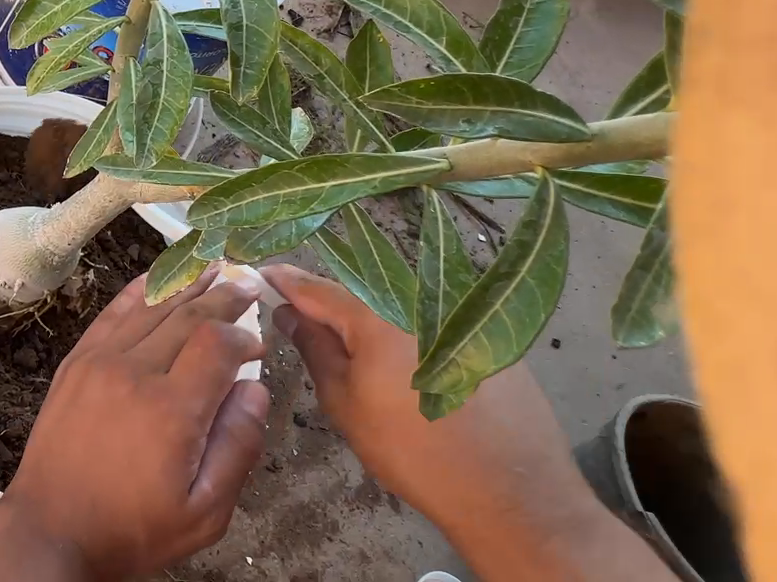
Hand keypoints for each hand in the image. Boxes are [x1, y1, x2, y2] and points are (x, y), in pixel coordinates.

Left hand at [0, 268, 269, 581]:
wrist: (54, 522)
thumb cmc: (135, 527)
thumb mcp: (205, 511)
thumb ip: (237, 446)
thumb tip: (256, 387)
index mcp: (171, 409)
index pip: (216, 345)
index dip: (242, 335)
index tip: (259, 340)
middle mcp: (133, 371)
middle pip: (184, 318)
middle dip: (219, 298)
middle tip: (245, 283)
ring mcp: (98, 360)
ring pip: (148, 309)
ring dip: (182, 285)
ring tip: (210, 267)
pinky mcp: (75, 360)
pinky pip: (110, 314)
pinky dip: (135, 292)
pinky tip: (153, 278)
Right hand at [262, 264, 673, 580]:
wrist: (515, 500)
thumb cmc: (413, 452)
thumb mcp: (344, 403)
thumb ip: (313, 348)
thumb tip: (287, 312)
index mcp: (377, 318)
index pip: (316, 287)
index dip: (285, 280)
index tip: (261, 275)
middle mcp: (419, 307)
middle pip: (357, 291)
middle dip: (326, 299)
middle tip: (300, 314)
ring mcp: (459, 322)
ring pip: (396, 305)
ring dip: (366, 315)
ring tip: (348, 339)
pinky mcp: (490, 343)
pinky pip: (431, 322)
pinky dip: (407, 331)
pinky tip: (403, 361)